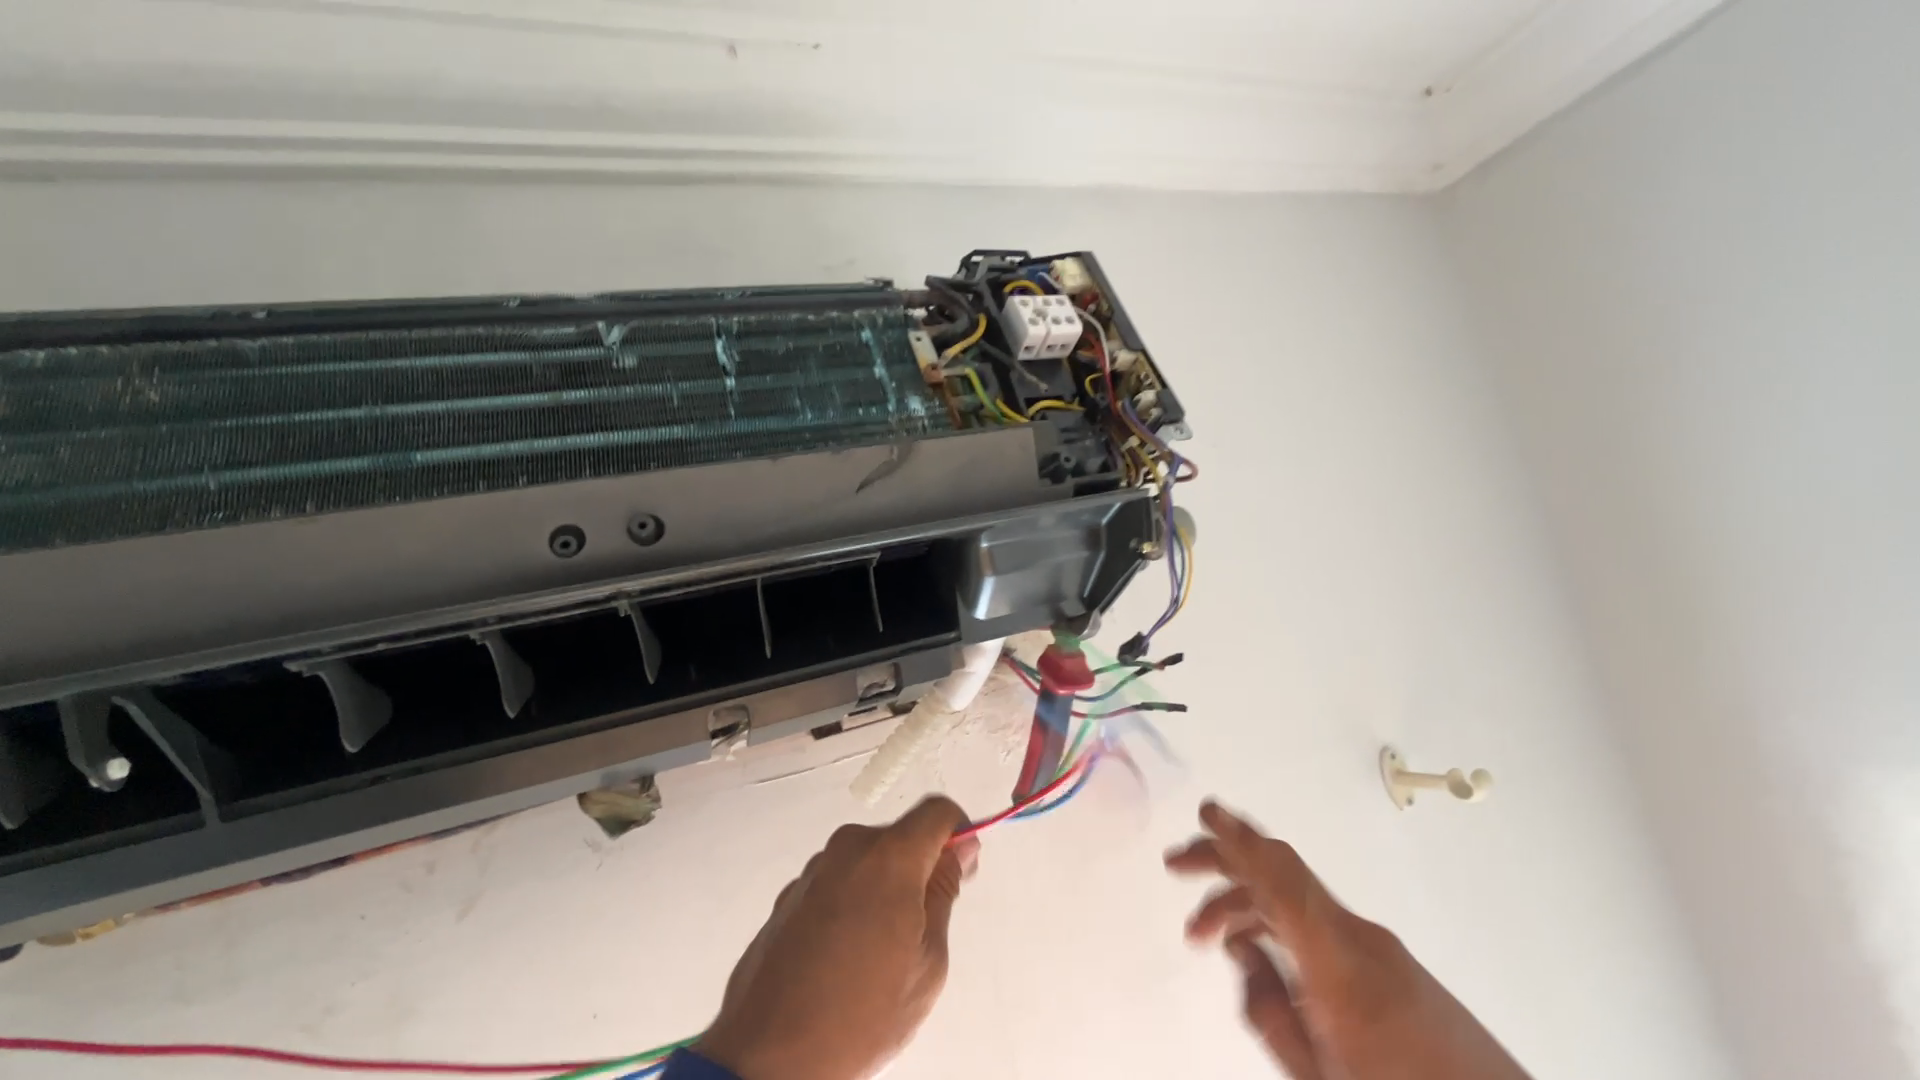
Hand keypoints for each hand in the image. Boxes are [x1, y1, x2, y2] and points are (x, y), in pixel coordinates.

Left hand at [695, 797, 978, 1079]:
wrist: (769, 1056)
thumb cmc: (860, 1015)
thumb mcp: (927, 961)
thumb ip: (943, 894)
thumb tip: (958, 851)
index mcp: (888, 857)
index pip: (937, 811)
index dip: (958, 836)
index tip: (961, 873)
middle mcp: (847, 851)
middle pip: (900, 838)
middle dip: (919, 870)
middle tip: (922, 929)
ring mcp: (812, 872)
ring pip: (867, 863)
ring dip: (883, 890)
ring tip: (880, 953)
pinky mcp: (788, 897)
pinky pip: (838, 884)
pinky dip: (852, 905)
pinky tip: (846, 958)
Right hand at [1166, 801, 1530, 1079]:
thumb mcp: (1313, 1071)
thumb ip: (1268, 1008)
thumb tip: (1242, 951)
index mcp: (1336, 961)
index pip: (1280, 880)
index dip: (1239, 840)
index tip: (1207, 812)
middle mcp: (1356, 936)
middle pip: (1281, 874)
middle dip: (1225, 860)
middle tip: (1176, 864)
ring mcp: (1374, 945)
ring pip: (1294, 900)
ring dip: (1244, 903)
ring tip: (1201, 935)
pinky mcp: (1384, 959)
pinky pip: (1315, 921)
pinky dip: (1275, 920)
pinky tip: (1252, 946)